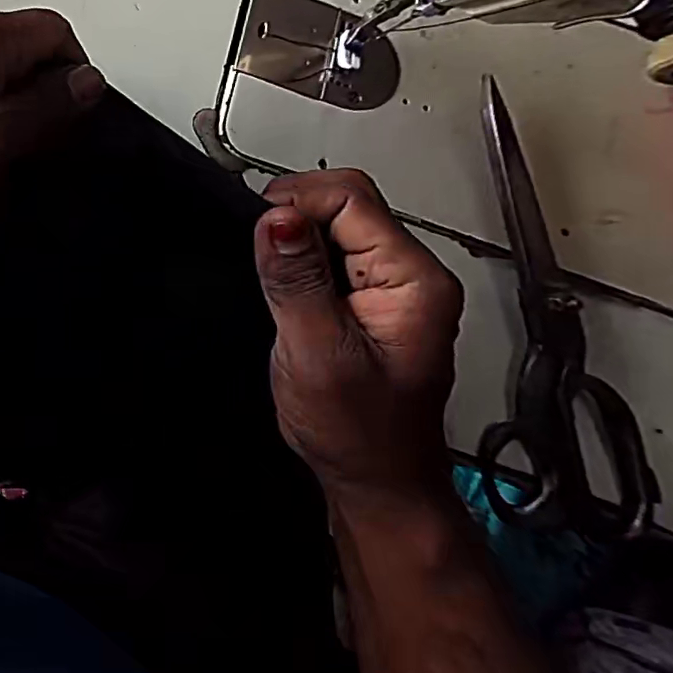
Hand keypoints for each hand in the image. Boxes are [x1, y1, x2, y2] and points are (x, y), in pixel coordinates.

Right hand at [253, 169, 464, 503]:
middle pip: (345, 201)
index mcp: (412, 281)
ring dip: (289, 238)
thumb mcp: (316, 353)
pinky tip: (279, 283)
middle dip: (291, 215)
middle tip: (259, 254)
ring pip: (331, 224)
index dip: (295, 205)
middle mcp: (407, 274)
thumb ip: (296, 282)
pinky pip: (323, 253)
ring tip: (269, 277)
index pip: (351, 198)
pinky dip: (291, 258)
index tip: (259, 235)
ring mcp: (385, 285)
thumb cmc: (358, 429)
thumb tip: (277, 220)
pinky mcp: (361, 297)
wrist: (372, 474)